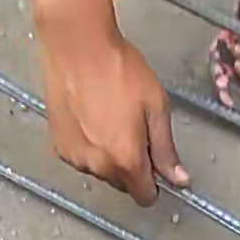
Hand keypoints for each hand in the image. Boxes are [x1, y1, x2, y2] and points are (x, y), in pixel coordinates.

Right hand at [37, 20, 187, 205]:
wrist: (76, 42)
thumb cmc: (118, 69)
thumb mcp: (156, 108)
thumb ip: (166, 150)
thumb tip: (179, 180)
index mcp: (127, 162)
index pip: (145, 197)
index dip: (153, 183)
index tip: (154, 162)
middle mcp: (99, 167)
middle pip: (124, 185)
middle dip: (131, 166)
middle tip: (132, 129)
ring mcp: (77, 158)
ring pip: (102, 173)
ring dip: (109, 157)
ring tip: (108, 118)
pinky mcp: (60, 146)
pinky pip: (82, 159)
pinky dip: (89, 147)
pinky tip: (90, 118)